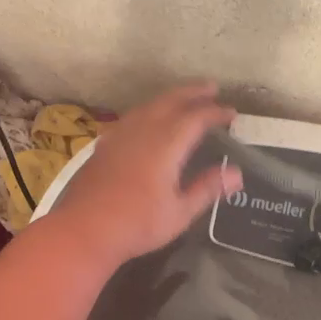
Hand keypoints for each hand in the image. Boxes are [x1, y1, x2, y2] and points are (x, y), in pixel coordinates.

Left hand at [46, 82, 243, 265]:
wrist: (84, 230)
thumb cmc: (137, 225)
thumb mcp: (180, 212)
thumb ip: (207, 188)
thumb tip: (236, 173)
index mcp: (165, 145)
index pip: (196, 118)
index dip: (215, 113)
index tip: (232, 113)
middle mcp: (142, 131)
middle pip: (170, 101)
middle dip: (193, 93)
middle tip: (212, 88)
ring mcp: (119, 135)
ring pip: (148, 105)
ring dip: (170, 98)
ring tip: (184, 99)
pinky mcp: (105, 144)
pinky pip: (132, 116)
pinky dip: (149, 110)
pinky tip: (149, 120)